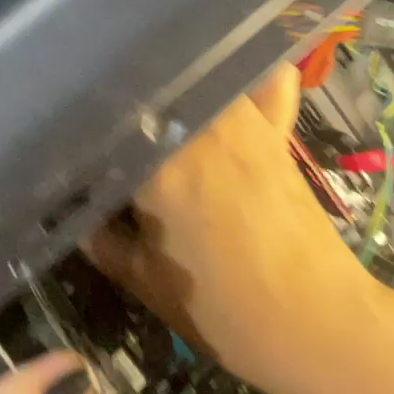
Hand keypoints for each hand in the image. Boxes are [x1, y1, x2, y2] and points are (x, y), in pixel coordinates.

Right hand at [84, 63, 374, 393]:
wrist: (318, 322)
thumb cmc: (224, 310)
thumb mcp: (147, 283)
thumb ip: (104, 243)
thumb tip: (80, 214)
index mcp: (156, 162)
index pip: (104, 126)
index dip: (86, 132)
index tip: (74, 142)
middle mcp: (196, 125)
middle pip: (148, 90)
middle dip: (125, 102)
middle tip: (109, 123)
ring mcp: (241, 118)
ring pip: (196, 76)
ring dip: (173, 81)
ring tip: (153, 97)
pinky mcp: (275, 125)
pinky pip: (264, 79)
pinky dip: (249, 71)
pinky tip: (223, 70)